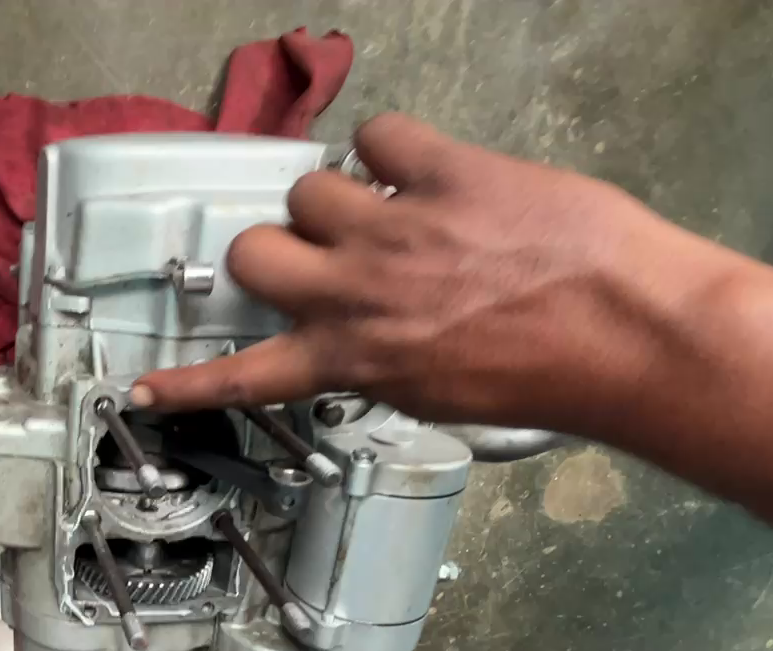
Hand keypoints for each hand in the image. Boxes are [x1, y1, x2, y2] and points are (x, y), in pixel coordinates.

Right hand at [130, 113, 741, 434]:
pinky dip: (390, 149)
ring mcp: (394, 230)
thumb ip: (363, 360)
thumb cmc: (533, 376)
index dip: (185, 387)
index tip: (145, 391)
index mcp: (346, 359)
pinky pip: (380, 135)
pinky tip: (415, 172)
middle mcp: (353, 295)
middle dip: (269, 252)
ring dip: (329, 201)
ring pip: (307, 191)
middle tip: (306, 258)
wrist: (626, 336)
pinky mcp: (446, 176)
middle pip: (251, 251)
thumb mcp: (422, 392)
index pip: (240, 378)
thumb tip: (342, 335)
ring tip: (375, 211)